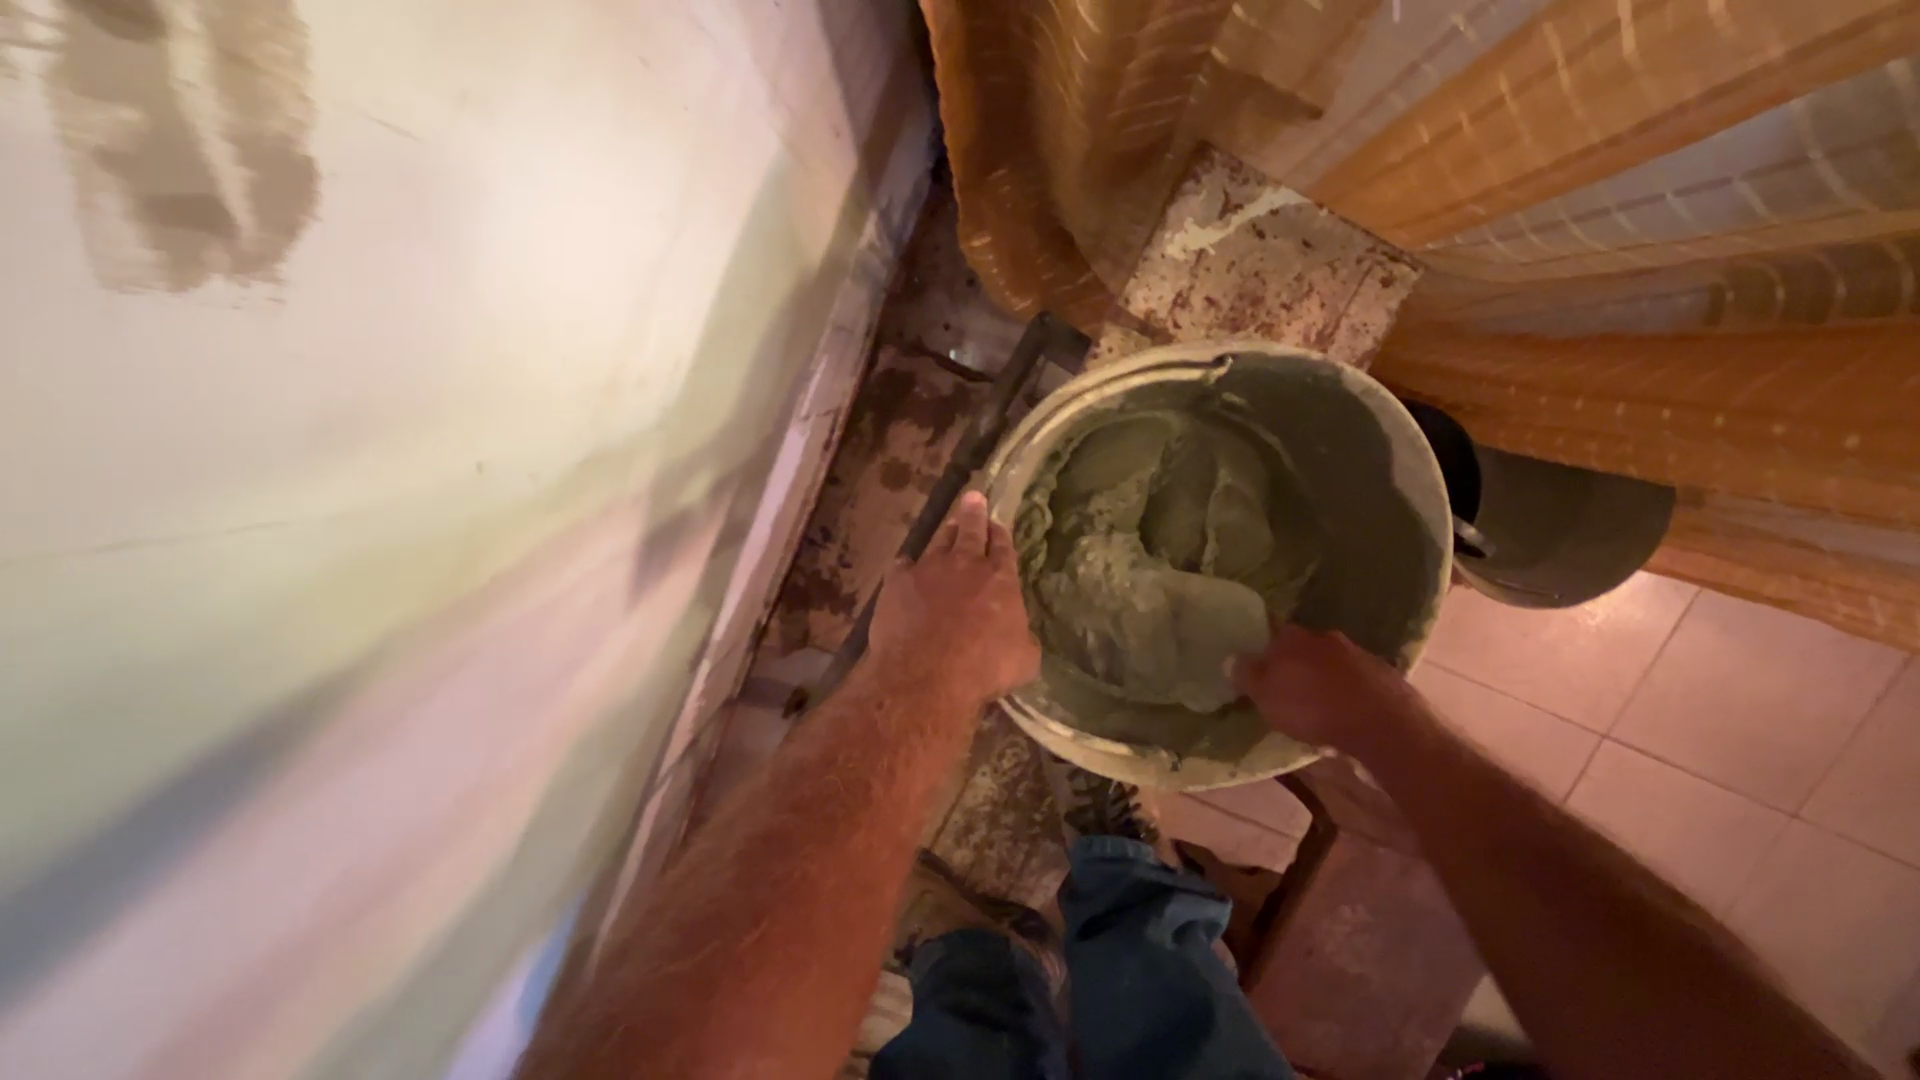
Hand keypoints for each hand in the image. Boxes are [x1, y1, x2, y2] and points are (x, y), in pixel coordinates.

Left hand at [869, 491, 1040, 703]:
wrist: (926, 674)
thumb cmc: (983, 669)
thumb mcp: (1024, 660)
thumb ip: (1024, 641)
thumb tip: (1023, 638)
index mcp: (1000, 580)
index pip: (1003, 548)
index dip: (1000, 534)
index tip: (998, 523)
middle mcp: (966, 565)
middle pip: (971, 531)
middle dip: (974, 513)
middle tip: (973, 497)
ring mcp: (929, 570)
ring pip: (939, 542)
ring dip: (946, 533)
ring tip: (949, 525)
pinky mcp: (898, 582)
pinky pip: (904, 566)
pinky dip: (907, 567)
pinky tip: (905, 568)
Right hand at [1232, 624, 1429, 756]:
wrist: (1382, 723)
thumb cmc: (1312, 707)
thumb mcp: (1265, 696)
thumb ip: (1247, 675)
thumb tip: (1232, 658)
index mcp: (1293, 637)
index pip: (1271, 629)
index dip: (1263, 644)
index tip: (1257, 660)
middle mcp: (1325, 637)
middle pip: (1303, 645)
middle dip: (1295, 662)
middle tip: (1285, 686)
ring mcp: (1358, 654)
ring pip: (1331, 662)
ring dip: (1323, 677)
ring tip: (1316, 704)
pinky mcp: (1383, 675)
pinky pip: (1356, 679)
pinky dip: (1347, 691)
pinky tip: (1345, 712)